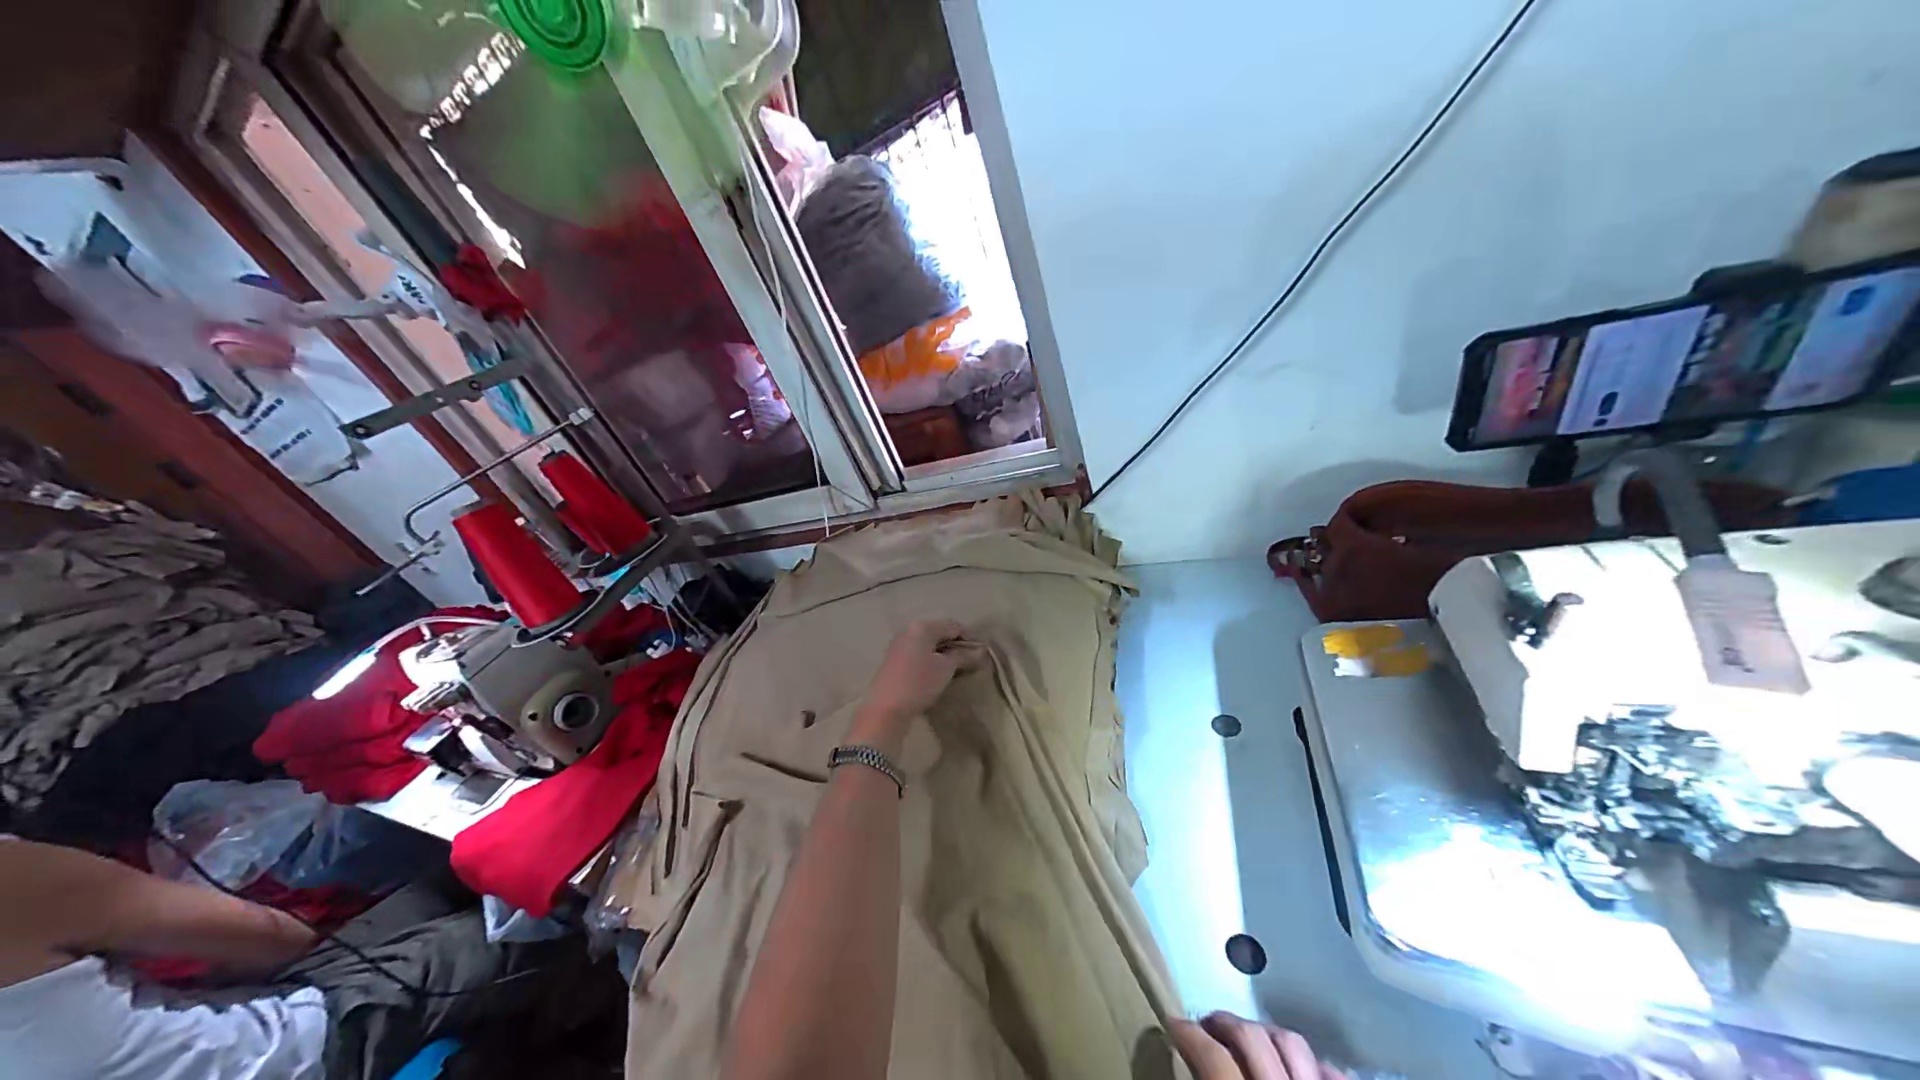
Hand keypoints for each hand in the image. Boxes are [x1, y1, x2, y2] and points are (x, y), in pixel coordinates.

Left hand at [850, 621, 973, 751]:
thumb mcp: (946, 668)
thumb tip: (979, 651)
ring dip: (944, 653)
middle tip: (971, 660)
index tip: (982, 652)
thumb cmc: (919, 683)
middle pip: (939, 632)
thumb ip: (963, 655)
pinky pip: (918, 653)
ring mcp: (899, 645)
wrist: (886, 709)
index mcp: (922, 627)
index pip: (953, 626)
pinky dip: (931, 659)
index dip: (970, 637)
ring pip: (928, 644)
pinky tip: (937, 672)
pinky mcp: (893, 660)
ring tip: (957, 668)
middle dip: (956, 645)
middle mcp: (908, 630)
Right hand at [1169, 1013, 1344, 1079]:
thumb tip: (1189, 1067)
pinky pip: (1334, 1073)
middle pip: (1251, 1037)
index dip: (1188, 1035)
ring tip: (1249, 1040)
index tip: (1173, 1023)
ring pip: (1292, 1044)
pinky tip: (1303, 1069)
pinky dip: (1317, 1066)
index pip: (1213, 1058)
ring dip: (1265, 1035)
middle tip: (1206, 1026)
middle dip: (1224, 1024)